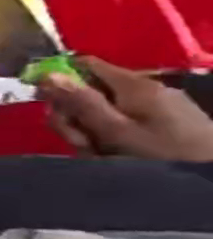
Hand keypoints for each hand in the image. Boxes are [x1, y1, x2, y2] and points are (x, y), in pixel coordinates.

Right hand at [38, 57, 212, 160]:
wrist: (210, 174)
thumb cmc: (162, 153)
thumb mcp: (113, 130)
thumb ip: (80, 101)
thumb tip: (47, 74)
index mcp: (134, 86)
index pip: (85, 64)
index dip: (58, 76)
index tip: (42, 99)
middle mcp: (146, 87)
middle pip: (89, 89)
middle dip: (72, 113)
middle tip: (77, 139)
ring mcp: (158, 103)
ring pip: (102, 106)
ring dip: (87, 127)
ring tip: (96, 150)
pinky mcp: (166, 117)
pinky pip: (121, 117)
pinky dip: (108, 132)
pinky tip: (112, 149)